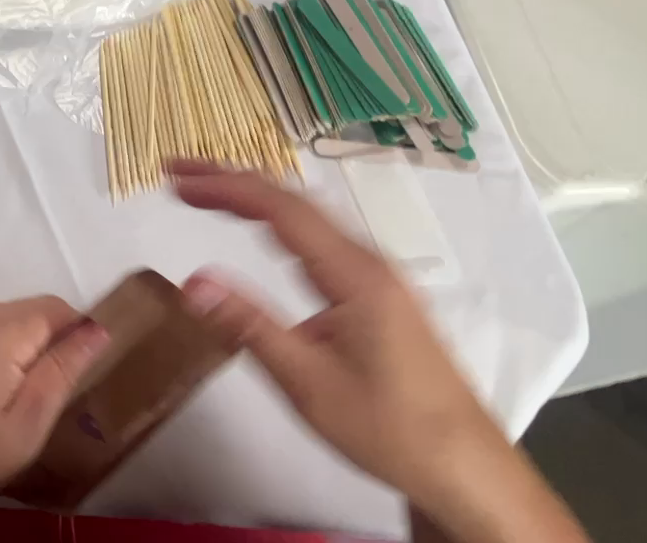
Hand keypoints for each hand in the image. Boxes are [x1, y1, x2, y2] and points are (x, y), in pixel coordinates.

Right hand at [172, 161, 588, 542]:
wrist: (472, 474)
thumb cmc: (392, 431)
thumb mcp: (309, 385)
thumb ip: (249, 327)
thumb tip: (192, 280)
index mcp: (355, 274)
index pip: (279, 209)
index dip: (223, 186)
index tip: (175, 179)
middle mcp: (368, 261)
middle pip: (293, 200)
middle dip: (231, 179)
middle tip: (178, 172)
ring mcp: (377, 275)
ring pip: (308, 215)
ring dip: (254, 195)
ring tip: (205, 189)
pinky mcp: (378, 292)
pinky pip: (319, 235)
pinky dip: (277, 218)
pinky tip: (261, 227)